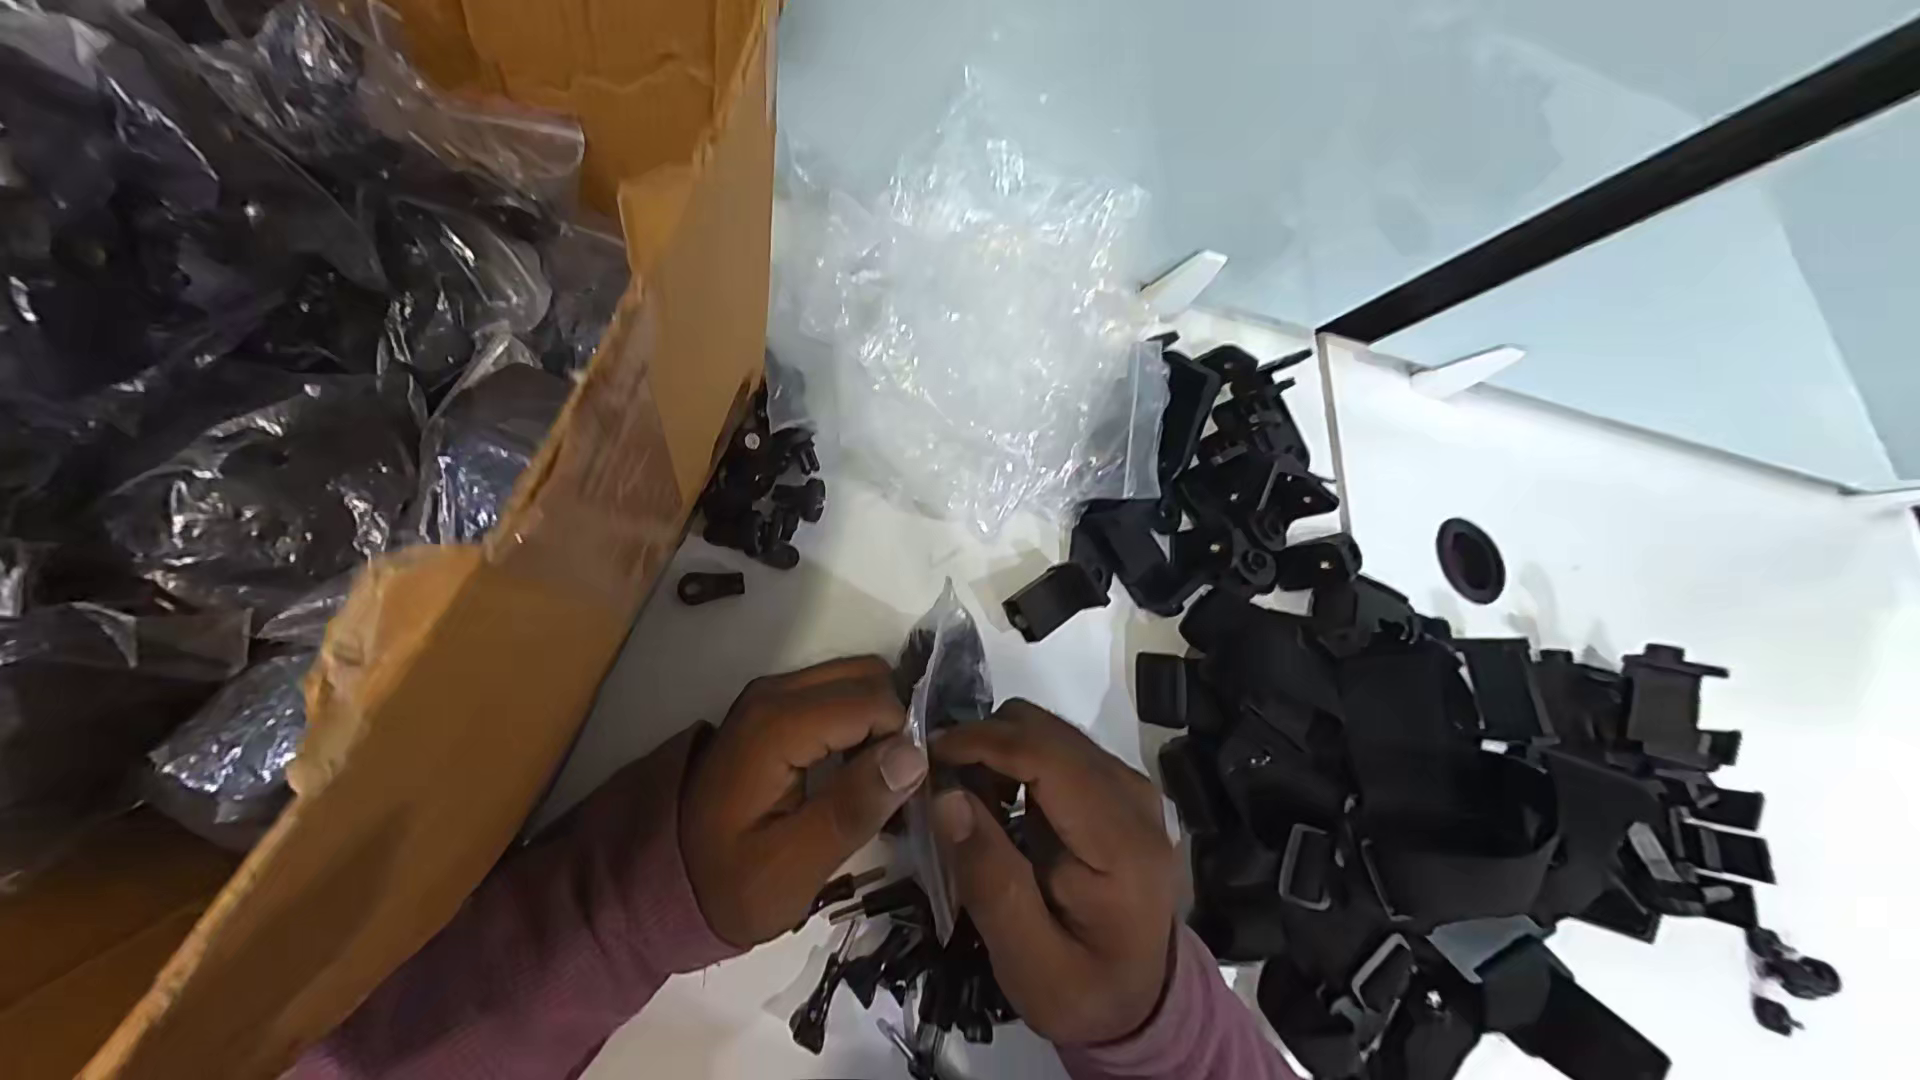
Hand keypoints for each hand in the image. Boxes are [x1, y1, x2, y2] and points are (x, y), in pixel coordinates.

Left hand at [681, 657, 929, 948]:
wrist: (664, 876)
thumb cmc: (730, 882)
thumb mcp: (794, 867)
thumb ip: (854, 807)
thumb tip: (915, 753)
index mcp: (778, 724)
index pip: (874, 702)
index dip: (902, 742)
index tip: (903, 792)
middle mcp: (777, 690)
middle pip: (870, 677)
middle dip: (895, 723)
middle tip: (891, 783)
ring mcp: (774, 692)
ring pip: (858, 677)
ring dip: (880, 719)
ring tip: (876, 777)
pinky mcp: (776, 702)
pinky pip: (839, 688)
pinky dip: (862, 717)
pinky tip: (855, 766)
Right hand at [932, 700, 1176, 1046]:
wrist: (1145, 996)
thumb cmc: (1087, 989)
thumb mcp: (1030, 964)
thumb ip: (990, 882)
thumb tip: (945, 797)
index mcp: (1121, 840)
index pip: (1046, 756)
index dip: (982, 742)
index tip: (927, 754)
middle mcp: (1131, 793)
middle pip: (1042, 729)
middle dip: (981, 743)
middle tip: (940, 788)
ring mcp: (1126, 781)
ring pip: (1044, 728)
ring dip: (994, 749)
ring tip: (968, 800)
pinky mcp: (1114, 781)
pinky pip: (1052, 744)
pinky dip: (1012, 758)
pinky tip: (999, 801)